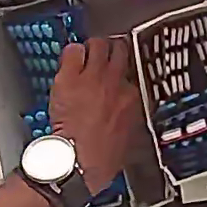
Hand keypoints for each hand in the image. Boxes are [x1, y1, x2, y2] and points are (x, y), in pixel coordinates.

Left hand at [50, 37, 141, 193]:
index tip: (123, 69)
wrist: (80, 162)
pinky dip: (72, 53)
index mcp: (135, 97)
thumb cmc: (103, 157)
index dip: (127, 68)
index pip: (136, 69)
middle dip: (113, 50)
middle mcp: (117, 82)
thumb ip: (132, 116)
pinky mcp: (70, 77)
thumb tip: (130, 112)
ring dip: (93, 48)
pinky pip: (73, 50)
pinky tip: (70, 61)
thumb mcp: (131, 137)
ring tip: (87, 56)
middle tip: (104, 56)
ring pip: (99, 44)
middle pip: (120, 49)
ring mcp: (93, 76)